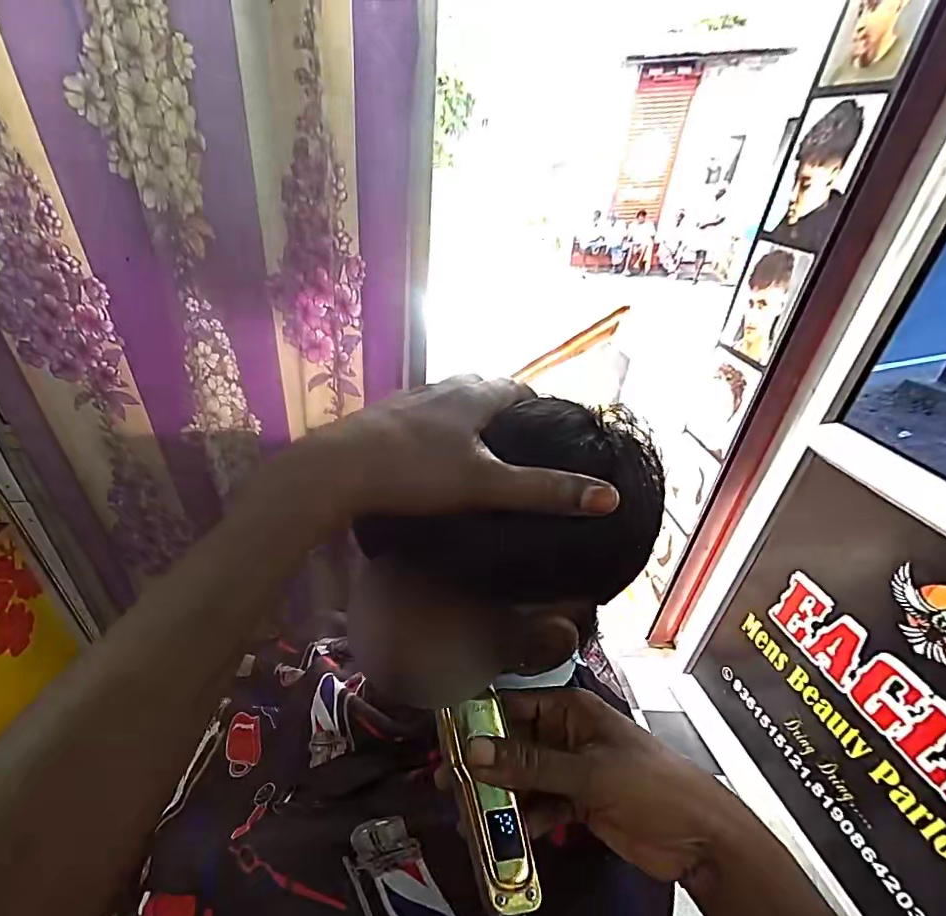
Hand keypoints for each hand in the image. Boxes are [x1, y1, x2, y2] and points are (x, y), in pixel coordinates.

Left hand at [285, 376, 618, 521]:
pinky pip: (416, 420)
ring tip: (475, 450)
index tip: (550, 428)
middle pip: (481, 390)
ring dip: (464, 418)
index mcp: (473, 394)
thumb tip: (608, 498)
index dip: (538, 405)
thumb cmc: (415, 471)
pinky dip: (432, 432)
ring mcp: (405, 402)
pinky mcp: (378, 420)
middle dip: (501, 410)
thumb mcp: (485, 484)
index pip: (517, 388)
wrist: (337, 469)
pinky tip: (425, 458)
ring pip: (445, 402)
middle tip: (516, 441)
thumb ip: (543, 491)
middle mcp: (439, 388)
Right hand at [463, 688, 749, 884]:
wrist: (704, 841)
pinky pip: (538, 805)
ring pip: (521, 778)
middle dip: (483, 765)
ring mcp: (569, 770)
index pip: (512, 707)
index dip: (479, 722)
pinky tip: (505, 836)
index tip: (447, 742)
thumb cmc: (653, 788)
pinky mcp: (576, 802)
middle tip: (447, 782)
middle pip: (511, 745)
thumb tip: (474, 752)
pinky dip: (522, 820)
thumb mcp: (587, 772)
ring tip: (467, 814)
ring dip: (498, 796)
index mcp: (570, 711)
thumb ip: (529, 764)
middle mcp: (564, 735)